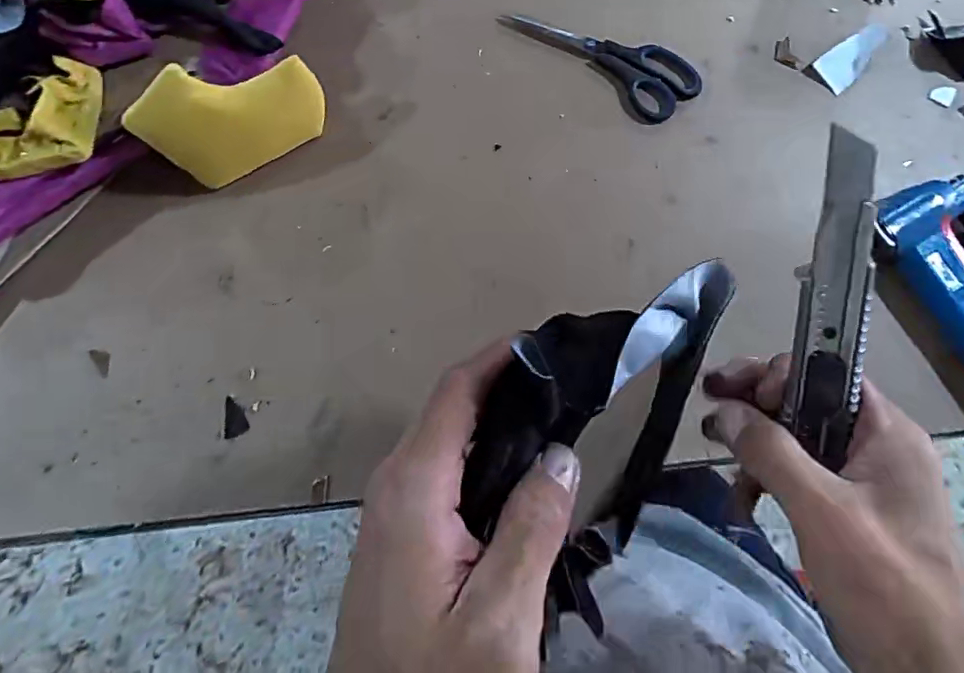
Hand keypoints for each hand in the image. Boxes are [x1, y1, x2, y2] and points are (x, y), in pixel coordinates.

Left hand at [332, 340, 580, 672]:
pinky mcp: (402, 542)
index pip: (456, 390)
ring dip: (500, 420)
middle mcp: (394, 488)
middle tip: (569, 383)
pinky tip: (526, 475)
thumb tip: (561, 454)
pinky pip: (447, 473)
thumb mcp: (497, 619)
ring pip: (451, 441)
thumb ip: (531, 528)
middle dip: (507, 384)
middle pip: (453, 408)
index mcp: (412, 489)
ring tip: (558, 418)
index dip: (500, 356)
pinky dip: (488, 455)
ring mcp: (393, 517)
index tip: (550, 343)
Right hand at [703, 356, 963, 672]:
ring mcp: (874, 482)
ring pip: (809, 441)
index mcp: (888, 429)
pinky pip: (814, 477)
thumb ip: (772, 451)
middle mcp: (883, 445)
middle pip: (812, 403)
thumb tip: (725, 410)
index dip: (777, 375)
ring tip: (726, 465)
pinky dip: (780, 482)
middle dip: (759, 408)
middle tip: (712, 414)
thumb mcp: (821, 511)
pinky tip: (751, 500)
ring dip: (764, 449)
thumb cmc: (884, 585)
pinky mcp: (863, 514)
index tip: (734, 395)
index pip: (825, 371)